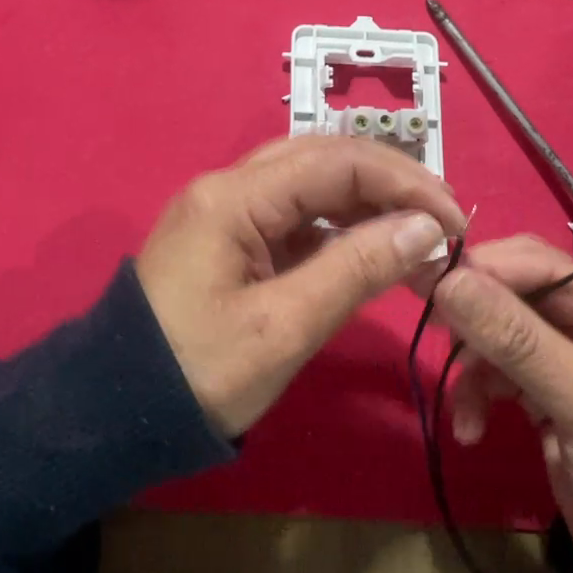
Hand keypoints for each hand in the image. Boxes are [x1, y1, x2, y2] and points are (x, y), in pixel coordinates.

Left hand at [136, 136, 467, 437]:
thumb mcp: (284, 327)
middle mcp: (227, 188)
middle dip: (388, 183)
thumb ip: (356, 269)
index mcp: (232, 198)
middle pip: (321, 160)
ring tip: (417, 234)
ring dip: (365, 202)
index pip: (335, 163)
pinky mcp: (227, 239)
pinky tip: (370, 248)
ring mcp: (224, 212)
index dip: (403, 183)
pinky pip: (291, 216)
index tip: (455, 221)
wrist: (117, 412)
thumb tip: (426, 227)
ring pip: (307, 184)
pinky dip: (337, 227)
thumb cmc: (199, 373)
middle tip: (444, 221)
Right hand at [434, 237, 572, 572]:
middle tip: (434, 329)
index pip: (549, 267)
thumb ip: (519, 341)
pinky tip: (471, 430)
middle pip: (520, 295)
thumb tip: (448, 278)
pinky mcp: (550, 397)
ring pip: (502, 333)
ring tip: (464, 406)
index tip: (431, 277)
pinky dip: (479, 396)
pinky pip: (500, 374)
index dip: (489, 267)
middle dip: (477, 316)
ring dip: (475, 365)